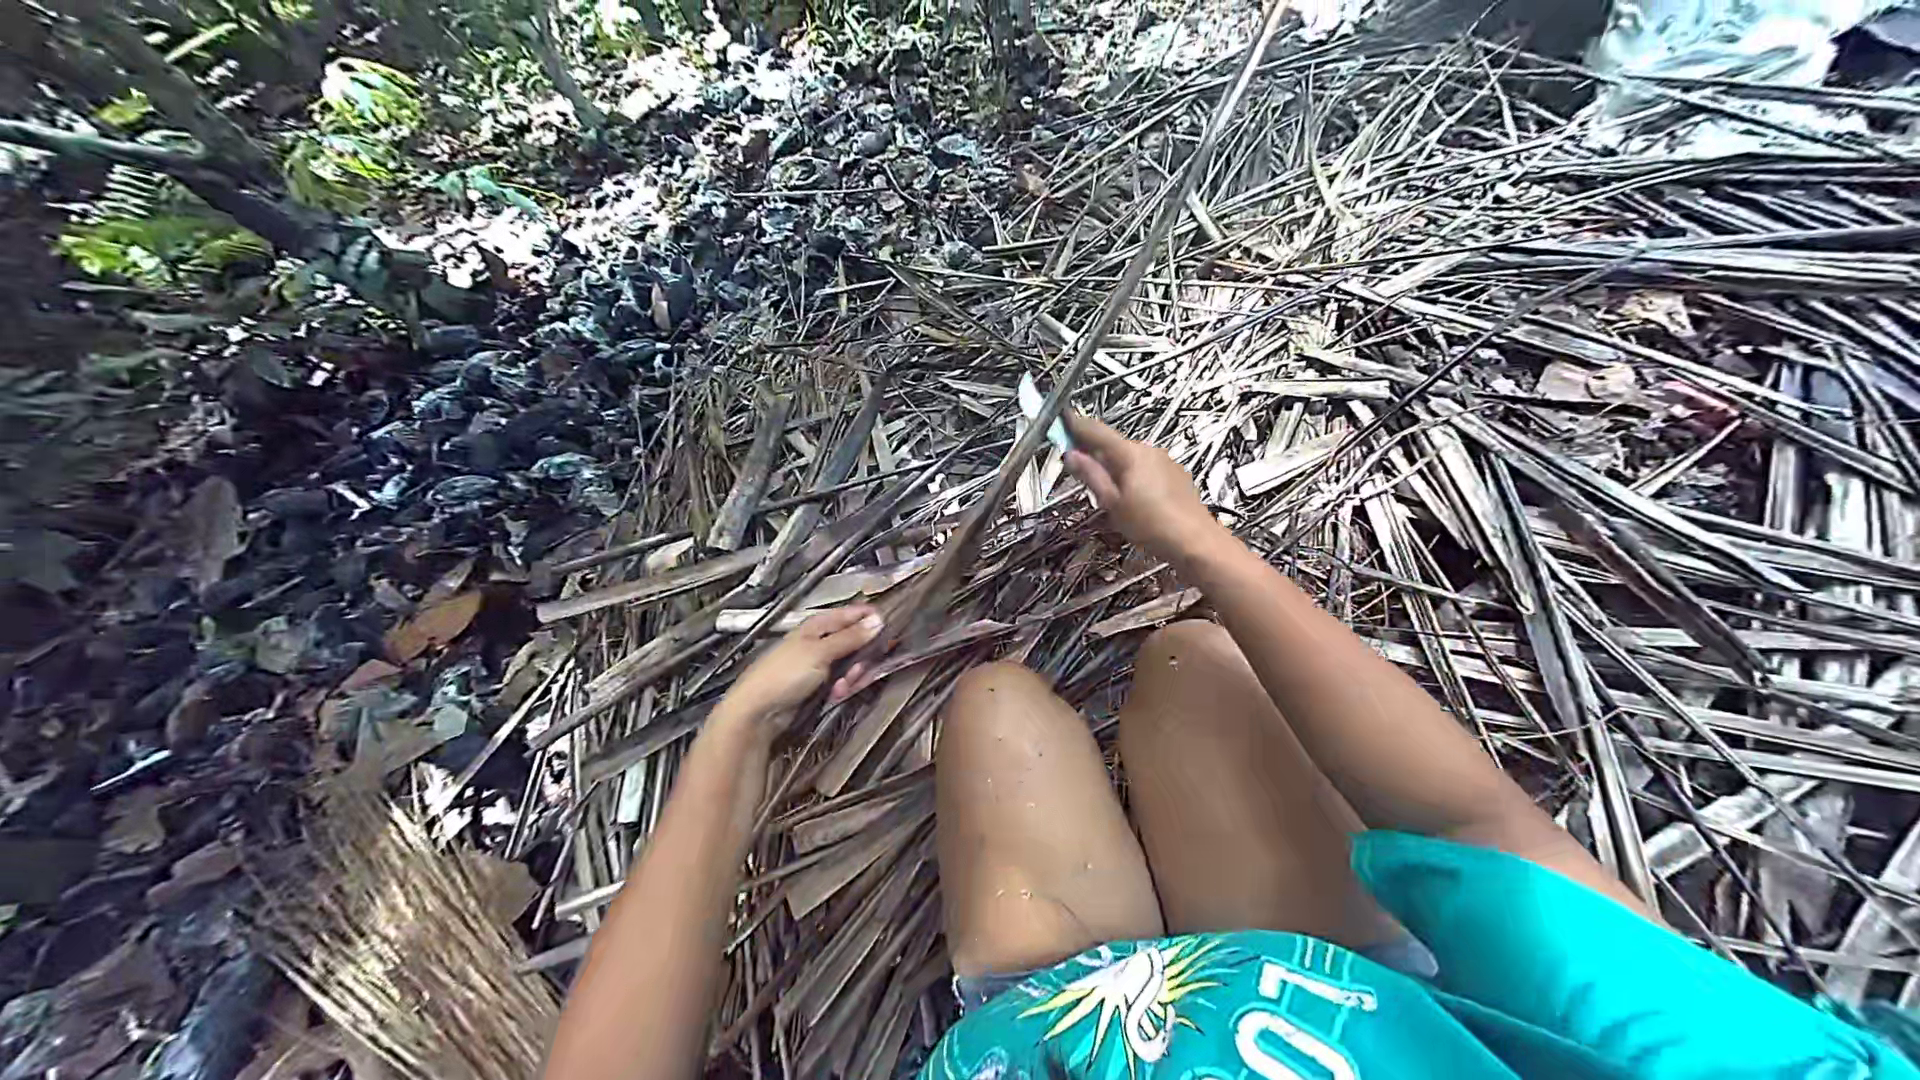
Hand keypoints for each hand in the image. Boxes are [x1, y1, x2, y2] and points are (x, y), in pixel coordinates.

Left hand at [720, 605, 884, 730]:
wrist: (758, 711)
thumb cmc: (782, 675)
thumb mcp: (820, 652)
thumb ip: (850, 638)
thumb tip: (876, 622)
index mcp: (816, 626)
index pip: (849, 614)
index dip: (868, 618)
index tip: (887, 625)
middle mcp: (818, 642)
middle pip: (853, 642)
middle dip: (861, 657)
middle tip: (859, 668)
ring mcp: (818, 664)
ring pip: (850, 665)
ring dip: (851, 676)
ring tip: (842, 686)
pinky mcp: (818, 685)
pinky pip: (841, 682)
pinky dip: (842, 688)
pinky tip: (835, 694)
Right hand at [1064, 414, 1228, 564]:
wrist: (1195, 541)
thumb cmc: (1150, 525)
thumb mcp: (1112, 503)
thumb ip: (1091, 475)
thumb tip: (1071, 455)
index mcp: (1130, 454)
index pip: (1096, 430)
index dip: (1076, 425)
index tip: (1061, 422)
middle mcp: (1149, 450)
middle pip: (1113, 445)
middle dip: (1094, 454)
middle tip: (1079, 473)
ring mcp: (1164, 461)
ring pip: (1130, 457)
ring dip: (1114, 467)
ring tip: (1108, 495)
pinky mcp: (1175, 474)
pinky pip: (1146, 467)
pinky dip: (1132, 475)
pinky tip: (1133, 499)